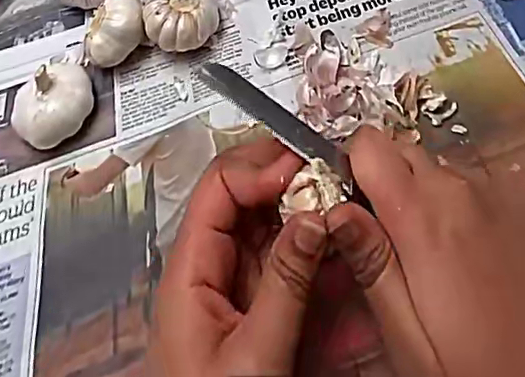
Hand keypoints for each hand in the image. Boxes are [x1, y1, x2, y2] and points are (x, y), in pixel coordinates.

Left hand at [148, 139, 328, 376]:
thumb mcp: (254, 356)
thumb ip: (284, 286)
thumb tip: (310, 217)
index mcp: (190, 264)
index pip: (217, 188)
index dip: (257, 169)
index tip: (302, 167)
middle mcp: (207, 262)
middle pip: (239, 197)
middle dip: (280, 178)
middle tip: (325, 172)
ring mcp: (230, 282)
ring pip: (261, 224)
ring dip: (296, 207)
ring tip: (334, 197)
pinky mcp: (252, 305)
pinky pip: (277, 260)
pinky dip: (305, 245)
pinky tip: (331, 241)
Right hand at [338, 125, 524, 376]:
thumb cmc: (491, 373)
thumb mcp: (412, 339)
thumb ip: (371, 266)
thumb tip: (335, 211)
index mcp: (424, 217)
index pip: (365, 143)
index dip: (346, 165)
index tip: (344, 202)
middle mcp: (457, 192)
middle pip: (395, 148)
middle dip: (378, 178)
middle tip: (379, 234)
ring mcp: (490, 196)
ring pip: (427, 165)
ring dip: (413, 191)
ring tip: (420, 251)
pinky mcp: (514, 208)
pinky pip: (460, 184)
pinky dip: (446, 202)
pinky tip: (455, 253)